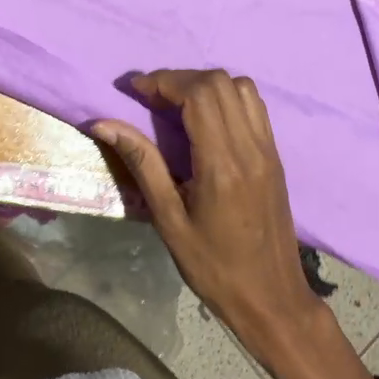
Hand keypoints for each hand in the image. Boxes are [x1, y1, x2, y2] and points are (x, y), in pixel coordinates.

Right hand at [94, 71, 378, 378]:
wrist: (272, 300)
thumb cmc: (214, 267)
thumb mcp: (168, 220)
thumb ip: (141, 163)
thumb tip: (103, 124)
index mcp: (223, 165)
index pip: (198, 95)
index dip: (163, 81)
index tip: (135, 90)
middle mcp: (250, 149)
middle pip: (218, 82)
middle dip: (179, 79)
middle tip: (151, 98)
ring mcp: (268, 150)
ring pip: (240, 87)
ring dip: (204, 84)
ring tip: (176, 104)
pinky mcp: (275, 156)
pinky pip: (253, 106)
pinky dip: (225, 97)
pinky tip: (204, 118)